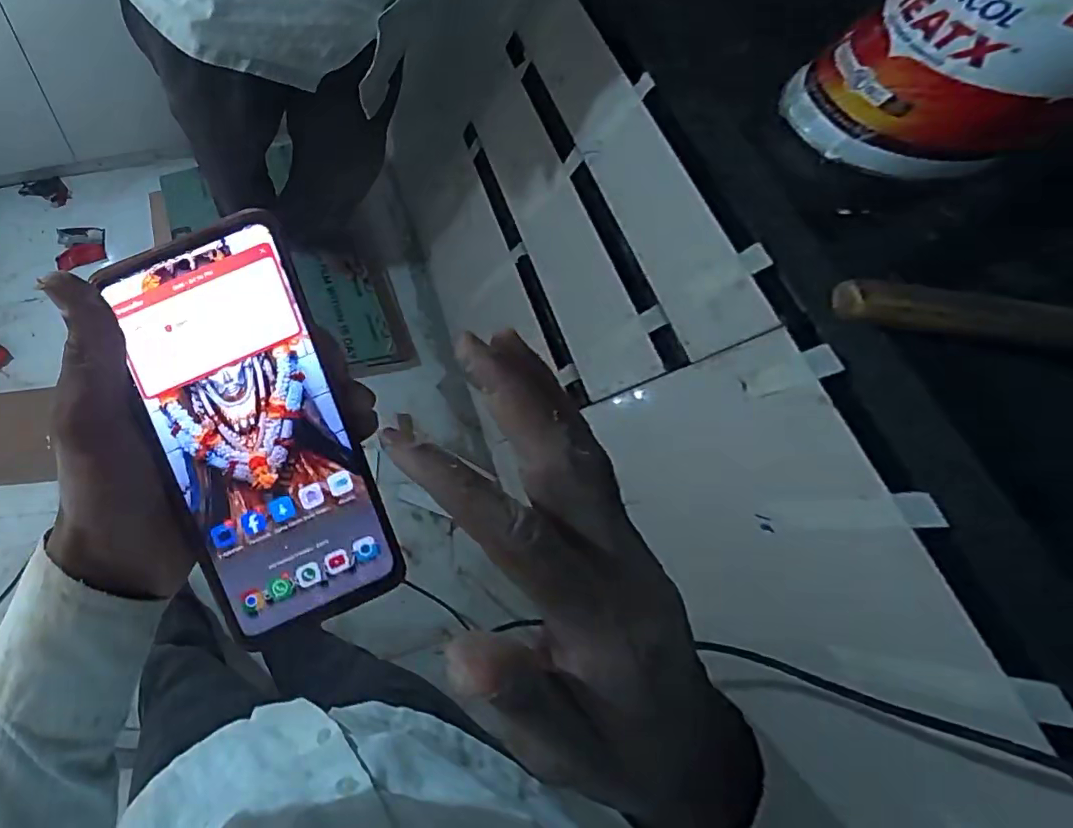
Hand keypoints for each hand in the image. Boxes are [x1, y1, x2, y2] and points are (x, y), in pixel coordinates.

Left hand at [36, 272, 377, 598]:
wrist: (124, 564)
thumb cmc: (99, 483)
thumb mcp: (85, 414)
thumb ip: (86, 351)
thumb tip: (55, 279)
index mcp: (158, 361)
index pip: (207, 311)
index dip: (245, 293)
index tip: (280, 290)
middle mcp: (195, 381)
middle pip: (260, 343)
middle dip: (303, 342)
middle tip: (332, 358)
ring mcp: (226, 420)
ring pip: (286, 383)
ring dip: (327, 380)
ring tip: (355, 398)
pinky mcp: (248, 456)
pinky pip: (295, 430)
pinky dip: (329, 423)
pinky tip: (355, 427)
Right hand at [382, 331, 761, 827]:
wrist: (691, 750)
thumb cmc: (612, 747)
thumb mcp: (561, 750)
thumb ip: (518, 701)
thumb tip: (462, 655)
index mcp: (597, 614)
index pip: (520, 534)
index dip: (455, 483)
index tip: (398, 440)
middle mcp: (618, 561)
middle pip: (570, 468)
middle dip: (517, 400)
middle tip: (469, 345)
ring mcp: (625, 540)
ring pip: (583, 451)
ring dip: (537, 389)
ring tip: (492, 340)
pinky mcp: (619, 530)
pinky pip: (588, 458)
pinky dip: (556, 409)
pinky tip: (526, 378)